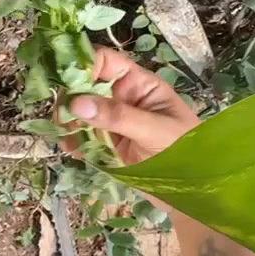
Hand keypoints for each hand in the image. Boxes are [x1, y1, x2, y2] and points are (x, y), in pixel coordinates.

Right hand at [65, 48, 199, 162]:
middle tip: (61, 115)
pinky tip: (72, 149)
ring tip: (65, 136)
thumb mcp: (155, 131)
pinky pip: (80, 133)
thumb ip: (118, 116)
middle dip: (69, 97)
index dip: (81, 64)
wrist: (194, 194)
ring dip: (68, 120)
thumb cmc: (187, 153)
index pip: (104, 61)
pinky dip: (71, 139)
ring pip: (78, 110)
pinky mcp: (105, 141)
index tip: (63, 81)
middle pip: (84, 84)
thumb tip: (76, 102)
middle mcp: (121, 97)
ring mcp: (111, 120)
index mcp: (138, 84)